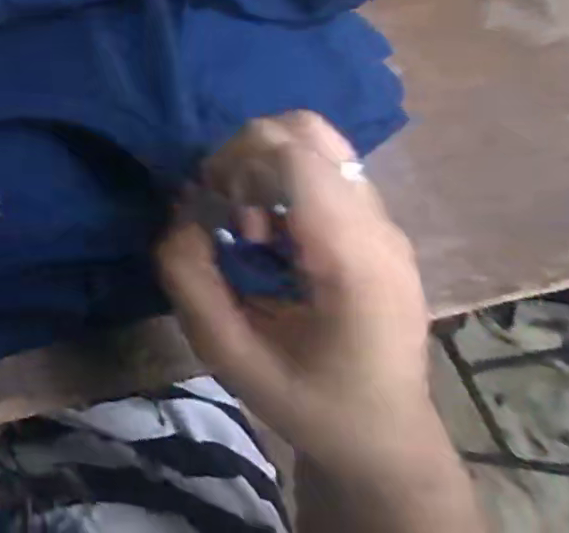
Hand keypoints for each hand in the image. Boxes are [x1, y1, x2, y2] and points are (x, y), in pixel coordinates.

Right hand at [157, 112, 440, 481]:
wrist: (388, 439)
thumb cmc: (311, 403)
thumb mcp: (230, 355)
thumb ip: (190, 280)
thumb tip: (181, 214)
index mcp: (353, 260)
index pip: (296, 155)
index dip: (240, 163)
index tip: (221, 213)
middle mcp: (378, 226)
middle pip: (305, 130)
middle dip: (248, 155)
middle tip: (232, 213)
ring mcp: (385, 221)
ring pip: (316, 138)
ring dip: (266, 162)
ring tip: (254, 220)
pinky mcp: (378, 222)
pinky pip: (323, 164)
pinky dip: (284, 175)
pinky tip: (276, 229)